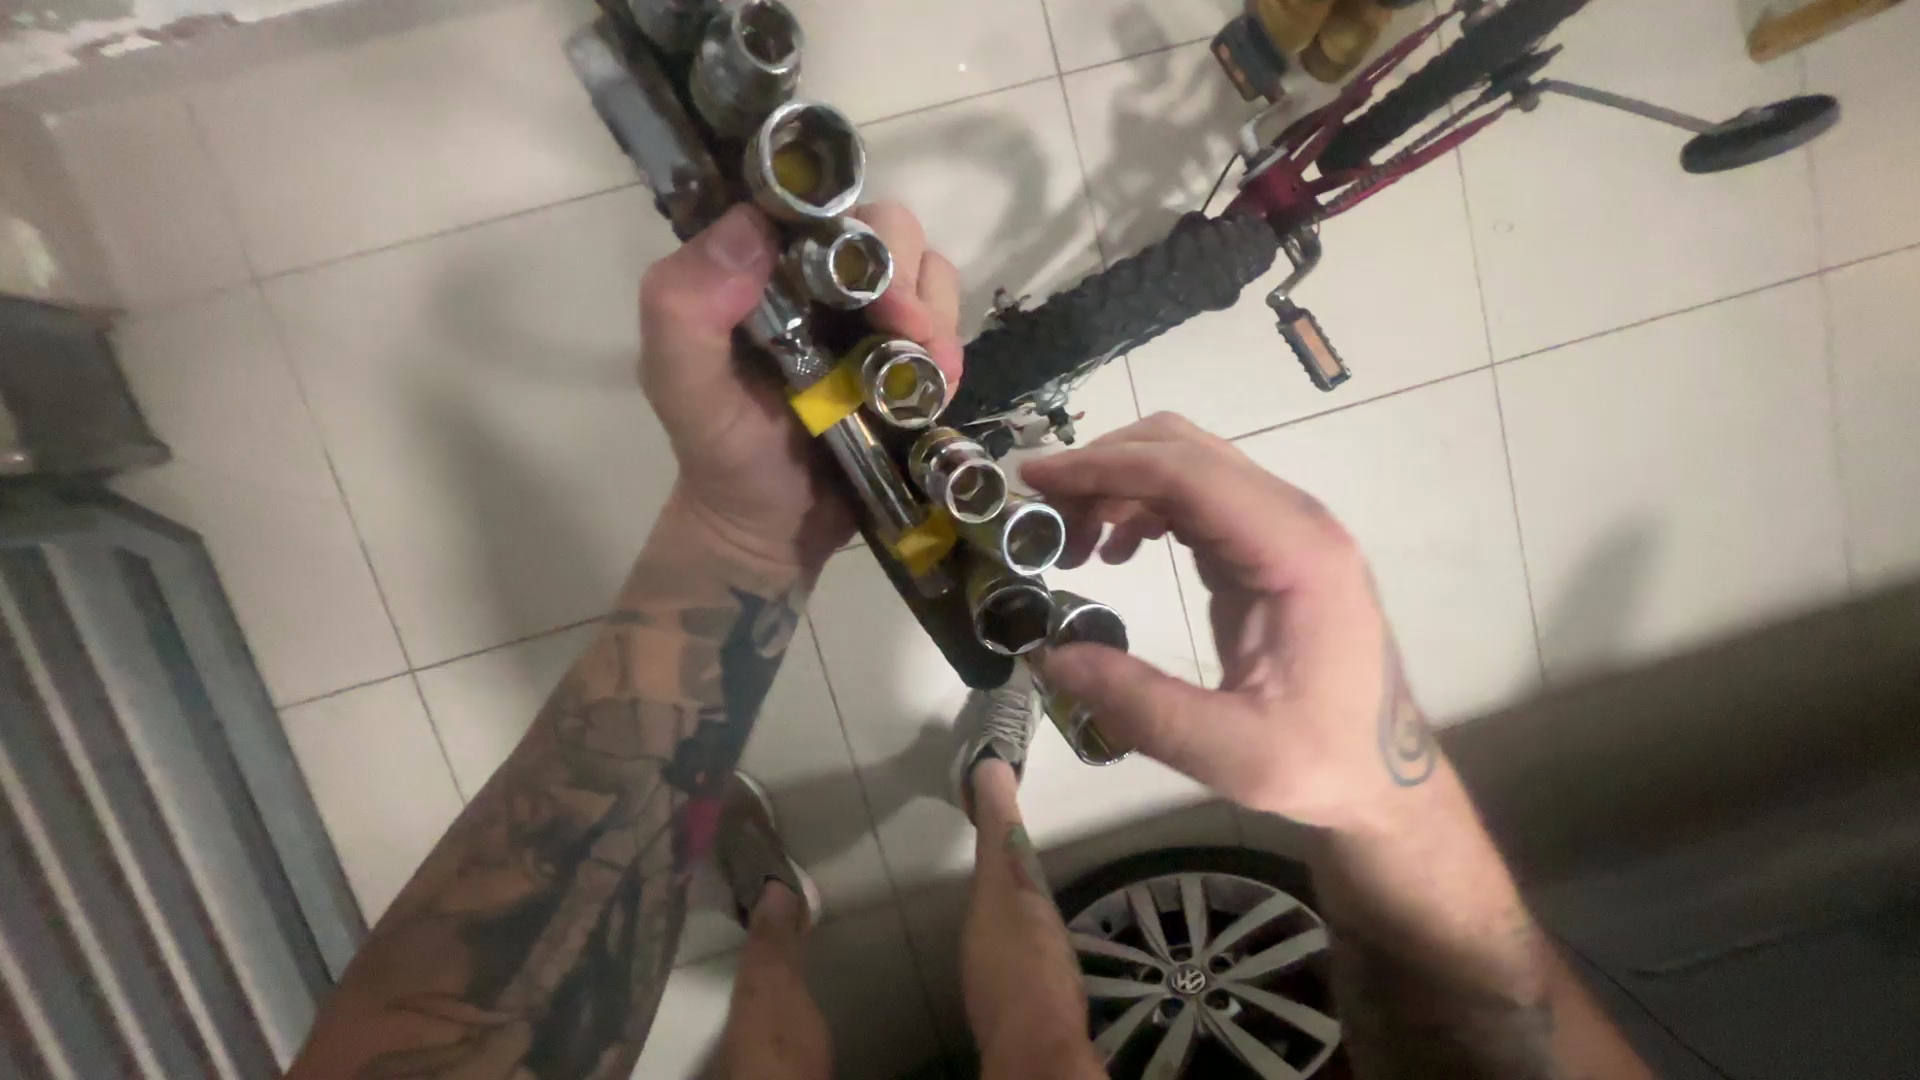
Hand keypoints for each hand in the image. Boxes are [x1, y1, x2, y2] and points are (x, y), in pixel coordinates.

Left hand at [638, 202, 962, 570]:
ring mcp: (870, 322)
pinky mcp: (907, 362)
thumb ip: (683, 310)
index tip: (861, 276)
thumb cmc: (722, 455)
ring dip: (937, 316)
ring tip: (929, 372)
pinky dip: (951, 354)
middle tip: (908, 334)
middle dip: (906, 279)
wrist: (772, 530)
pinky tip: (938, 390)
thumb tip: (750, 229)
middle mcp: (823, 284)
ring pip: (930, 273)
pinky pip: (949, 330)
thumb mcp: (680, 386)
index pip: (816, 205)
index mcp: (764, 270)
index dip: (847, 224)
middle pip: (889, 230)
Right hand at [1021, 413, 1438, 831]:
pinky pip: (1194, 496)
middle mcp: (1293, 519)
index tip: (1035, 479)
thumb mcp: (1230, 753)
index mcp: (1294, 552)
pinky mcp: (1267, 542)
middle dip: (1102, 467)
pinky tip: (1115, 550)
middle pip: (1183, 449)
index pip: (1187, 473)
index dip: (1104, 466)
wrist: (1386, 769)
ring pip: (1185, 463)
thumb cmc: (1322, 760)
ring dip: (1117, 484)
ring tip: (1069, 541)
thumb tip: (1047, 655)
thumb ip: (1138, 705)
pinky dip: (1141, 505)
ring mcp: (1283, 526)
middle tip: (1040, 514)